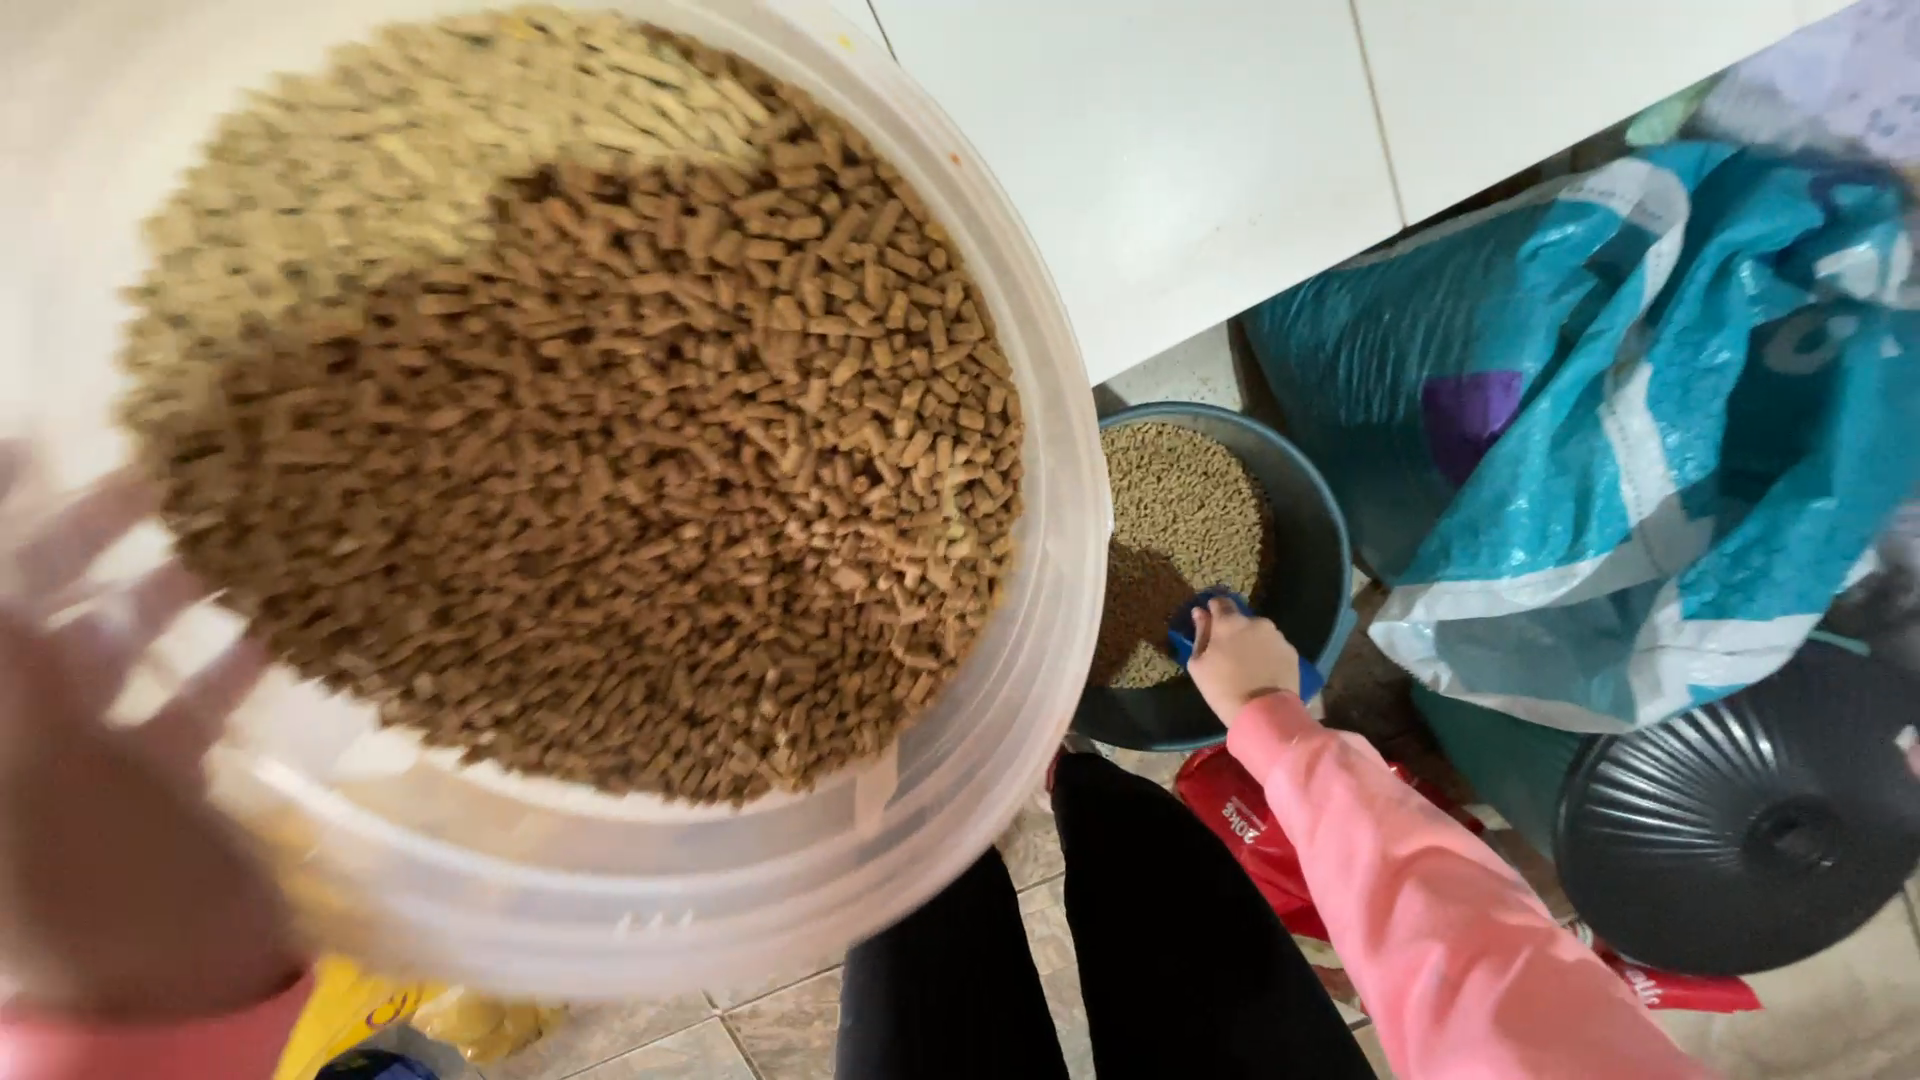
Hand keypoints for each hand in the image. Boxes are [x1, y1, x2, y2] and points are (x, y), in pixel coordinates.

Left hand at [0, 440, 299, 1020]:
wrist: (164, 986)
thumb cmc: (80, 886)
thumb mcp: (30, 761)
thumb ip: (18, 645)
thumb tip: (10, 525)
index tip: (35, 432)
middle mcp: (7, 726)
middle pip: (27, 608)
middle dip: (72, 531)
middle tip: (141, 461)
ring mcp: (79, 751)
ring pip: (110, 642)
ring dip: (162, 584)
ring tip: (216, 522)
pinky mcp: (154, 771)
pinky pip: (186, 693)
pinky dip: (227, 655)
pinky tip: (276, 618)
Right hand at [1187, 596, 1300, 726]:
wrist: (1263, 713)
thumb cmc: (1222, 688)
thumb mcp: (1198, 663)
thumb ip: (1200, 633)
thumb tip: (1200, 612)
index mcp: (1230, 622)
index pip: (1220, 602)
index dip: (1214, 610)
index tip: (1210, 623)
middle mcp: (1256, 622)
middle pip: (1241, 619)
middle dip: (1234, 630)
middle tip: (1228, 652)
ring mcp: (1277, 636)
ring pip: (1259, 633)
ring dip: (1252, 641)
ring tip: (1248, 665)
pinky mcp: (1291, 652)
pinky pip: (1274, 647)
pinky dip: (1267, 654)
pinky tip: (1263, 672)